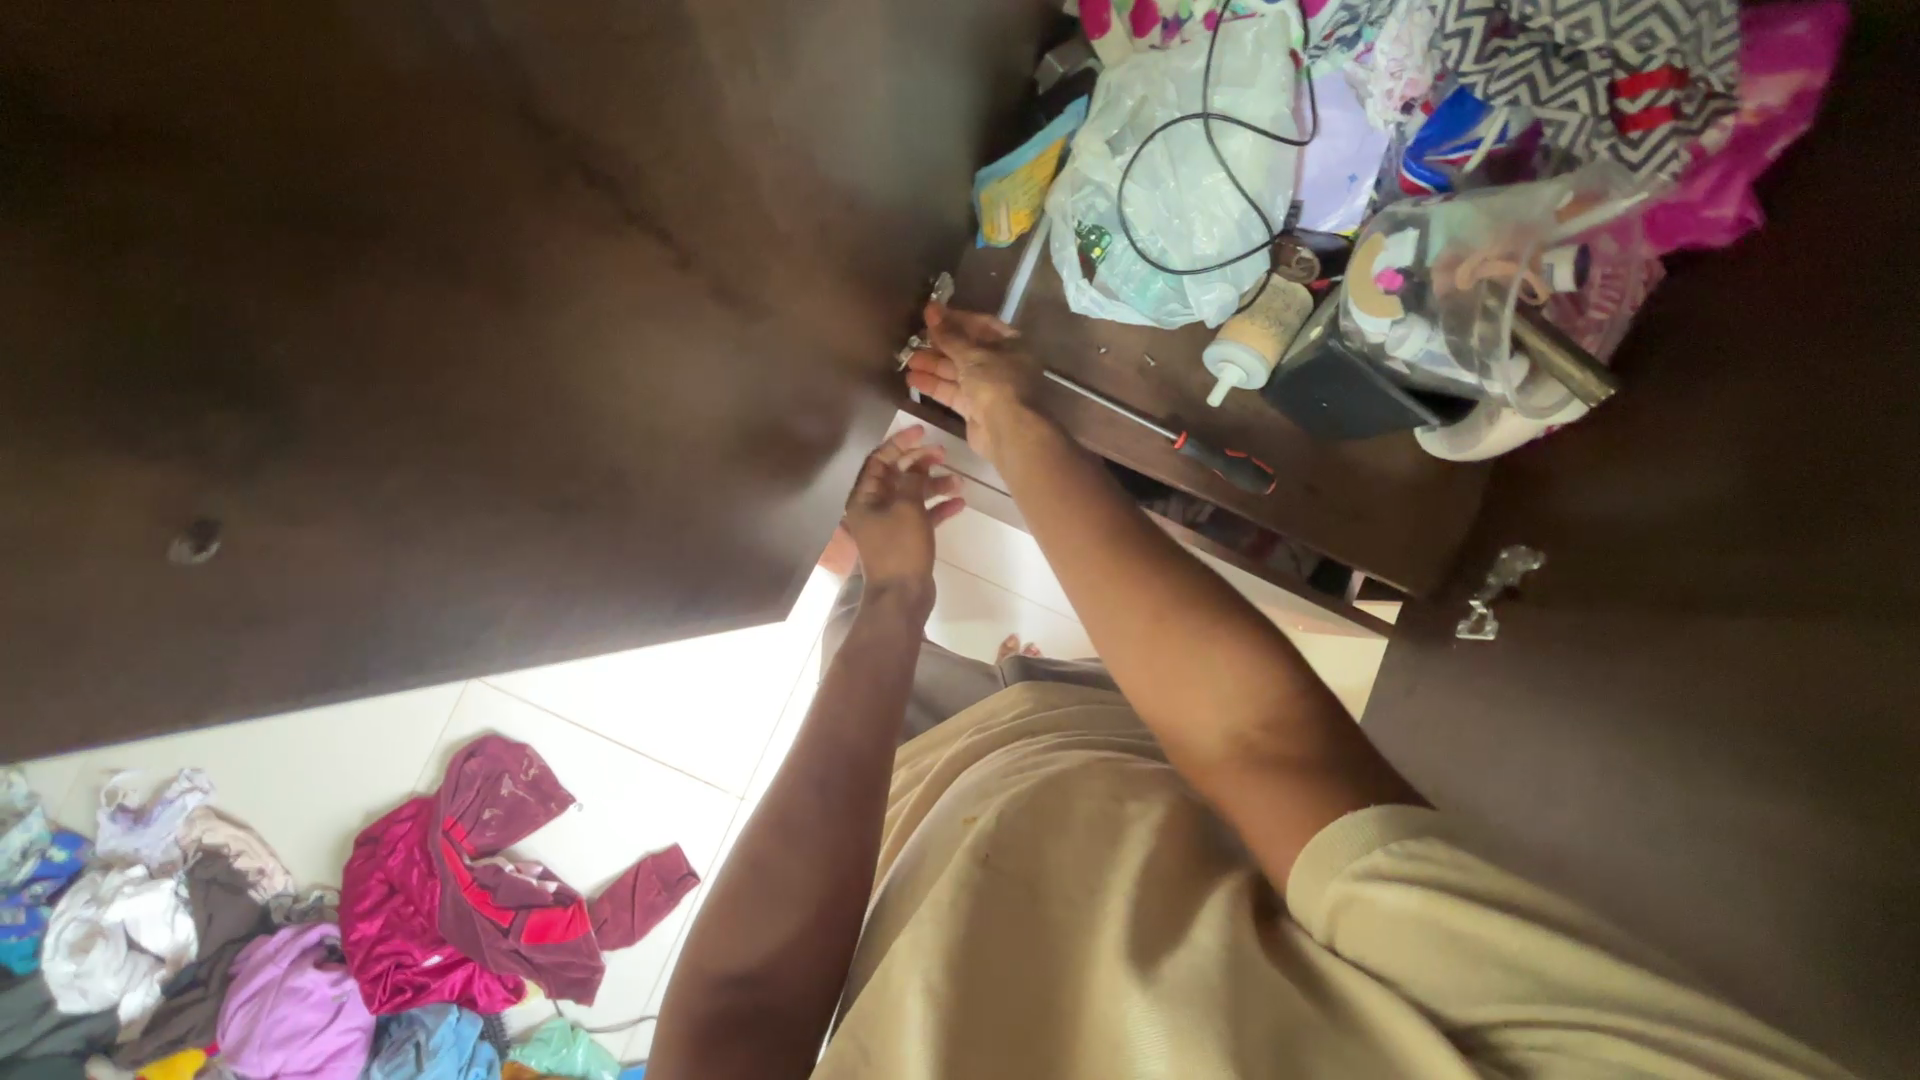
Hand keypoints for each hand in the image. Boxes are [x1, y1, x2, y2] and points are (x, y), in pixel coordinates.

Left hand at [841, 426, 964, 609]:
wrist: (902, 597)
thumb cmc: (900, 549)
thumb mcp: (907, 507)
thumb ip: (911, 479)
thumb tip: (916, 461)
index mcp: (864, 498)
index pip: (879, 460)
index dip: (900, 443)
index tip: (922, 431)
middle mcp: (873, 508)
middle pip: (897, 476)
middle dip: (920, 463)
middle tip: (944, 453)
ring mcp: (889, 524)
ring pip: (912, 495)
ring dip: (934, 485)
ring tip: (958, 482)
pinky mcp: (905, 539)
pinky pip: (922, 516)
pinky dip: (938, 508)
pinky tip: (959, 504)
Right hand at [904, 303, 1044, 459]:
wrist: (1009, 430)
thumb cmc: (997, 382)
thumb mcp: (972, 355)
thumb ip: (950, 335)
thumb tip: (931, 309)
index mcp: (1010, 344)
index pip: (980, 325)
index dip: (955, 319)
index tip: (930, 315)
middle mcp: (1001, 364)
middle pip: (966, 350)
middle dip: (940, 345)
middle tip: (913, 339)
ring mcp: (988, 388)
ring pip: (957, 372)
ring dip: (933, 365)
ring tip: (908, 360)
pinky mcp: (975, 409)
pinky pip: (952, 392)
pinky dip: (934, 386)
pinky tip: (912, 380)